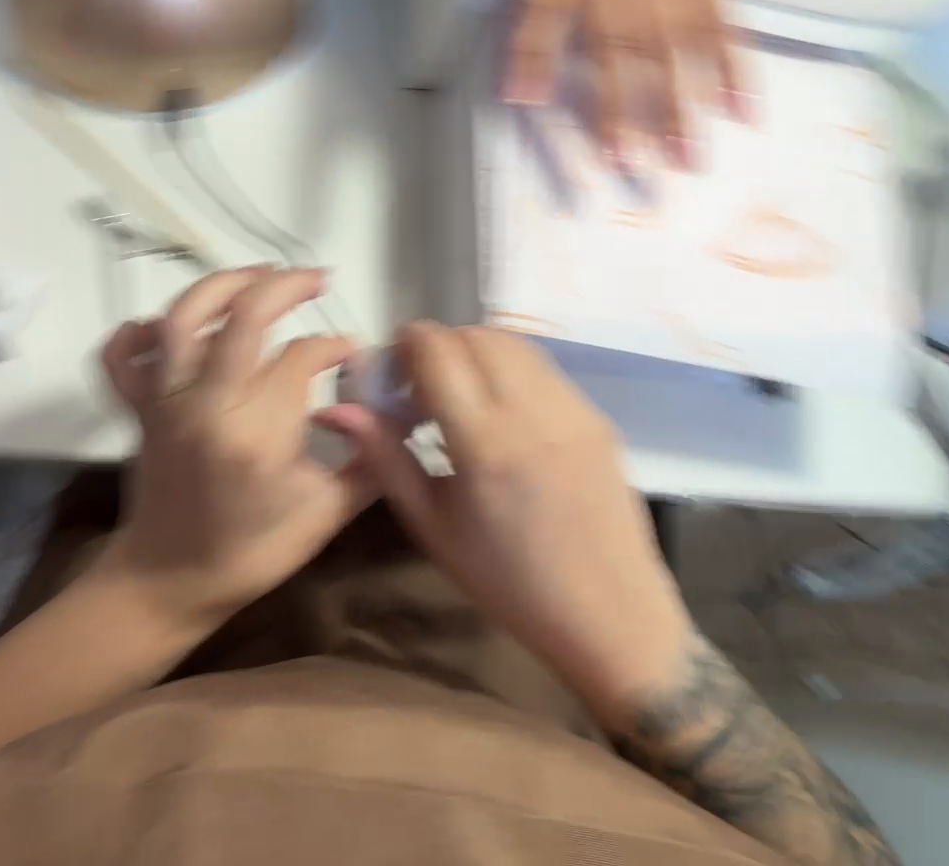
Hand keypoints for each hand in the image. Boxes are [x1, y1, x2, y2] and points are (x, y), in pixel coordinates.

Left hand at [94, 267, 372, 626]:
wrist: (170, 582)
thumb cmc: (251, 553)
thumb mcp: (325, 515)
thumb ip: (368, 461)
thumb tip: (393, 411)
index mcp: (259, 433)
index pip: (303, 357)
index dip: (335, 345)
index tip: (352, 353)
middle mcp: (208, 404)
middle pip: (245, 318)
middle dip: (286, 287)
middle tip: (316, 279)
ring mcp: (166, 402)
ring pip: (183, 319)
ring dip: (222, 285)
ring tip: (257, 276)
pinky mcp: (138, 409)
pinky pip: (121, 358)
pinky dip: (134, 333)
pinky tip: (163, 326)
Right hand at [327, 322, 695, 698]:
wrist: (609, 614)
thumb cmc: (506, 582)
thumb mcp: (432, 526)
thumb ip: (385, 457)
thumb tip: (339, 409)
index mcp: (484, 444)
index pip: (439, 352)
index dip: (406, 342)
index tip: (389, 365)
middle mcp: (532, 412)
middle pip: (476, 336)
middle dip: (439, 343)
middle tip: (419, 381)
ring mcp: (573, 410)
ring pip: (514, 343)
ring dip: (476, 349)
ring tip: (458, 391)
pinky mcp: (597, 417)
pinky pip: (544, 369)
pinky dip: (510, 368)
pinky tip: (500, 409)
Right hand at [496, 0, 789, 168]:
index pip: (715, 23)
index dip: (729, 74)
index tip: (741, 122)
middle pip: (664, 54)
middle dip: (677, 113)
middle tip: (683, 167)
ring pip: (608, 52)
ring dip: (616, 110)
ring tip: (623, 160)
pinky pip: (534, 25)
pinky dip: (527, 63)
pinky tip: (523, 104)